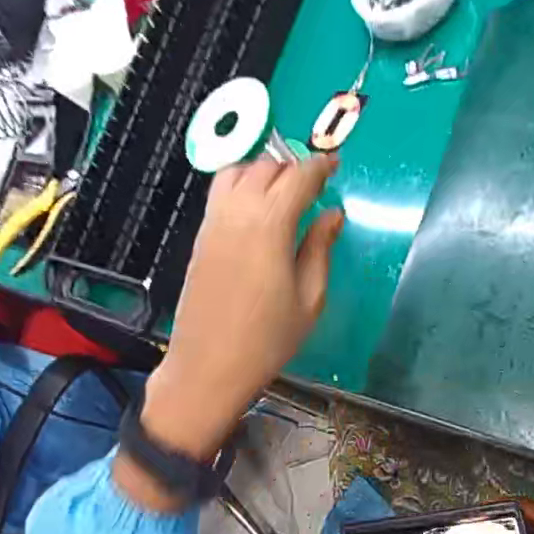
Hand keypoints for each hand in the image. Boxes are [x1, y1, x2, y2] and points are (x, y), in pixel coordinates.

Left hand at [138, 155, 345, 462]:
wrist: (208, 367)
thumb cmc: (266, 341)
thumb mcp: (308, 300)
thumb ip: (320, 250)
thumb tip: (332, 215)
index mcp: (270, 224)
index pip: (299, 176)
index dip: (320, 166)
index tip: (333, 167)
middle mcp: (238, 212)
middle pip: (267, 166)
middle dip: (293, 167)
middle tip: (312, 185)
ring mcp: (213, 223)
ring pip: (238, 172)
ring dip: (263, 172)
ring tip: (281, 193)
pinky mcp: (200, 238)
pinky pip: (220, 193)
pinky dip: (240, 186)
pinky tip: (254, 211)